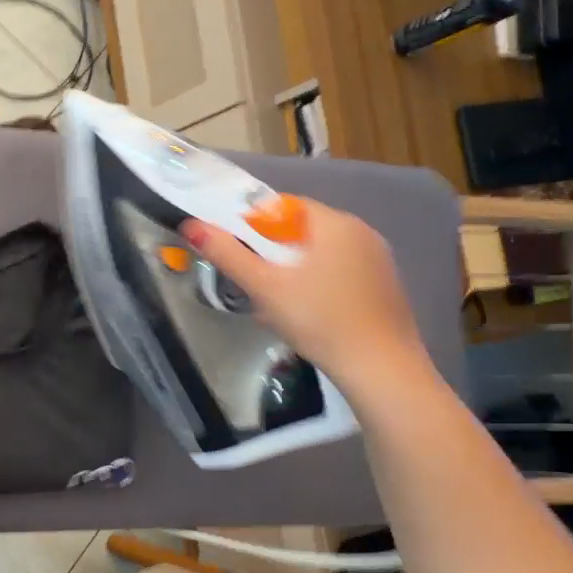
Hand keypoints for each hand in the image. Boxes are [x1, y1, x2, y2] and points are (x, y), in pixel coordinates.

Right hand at [183, 201, 429, 391]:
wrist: (379, 366)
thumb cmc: (318, 319)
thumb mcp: (263, 286)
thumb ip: (227, 253)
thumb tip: (191, 225)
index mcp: (334, 223)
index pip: (282, 206)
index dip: (250, 223)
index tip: (232, 250)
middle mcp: (361, 232)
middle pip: (299, 230)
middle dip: (268, 250)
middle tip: (248, 280)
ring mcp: (376, 259)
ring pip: (317, 252)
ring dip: (288, 268)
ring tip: (270, 299)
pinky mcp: (382, 285)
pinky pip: (336, 271)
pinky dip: (313, 282)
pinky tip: (302, 311)